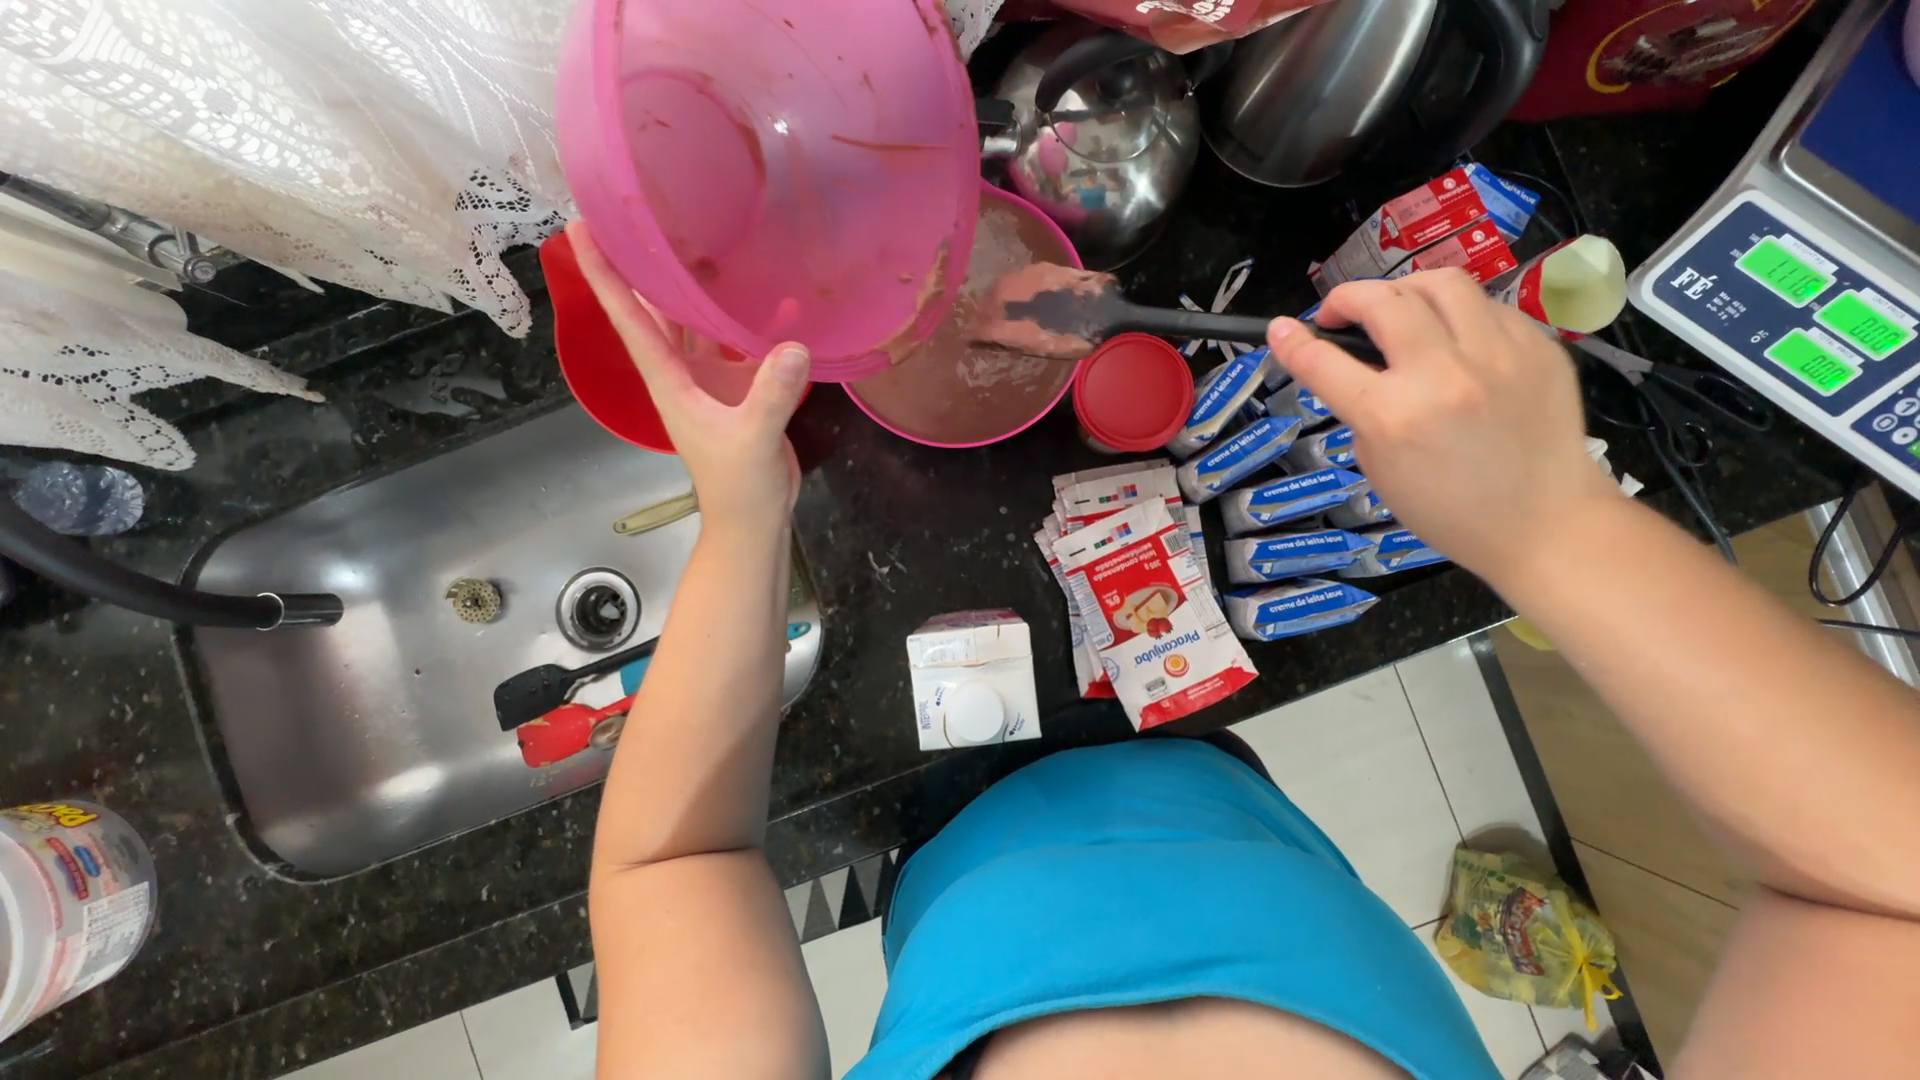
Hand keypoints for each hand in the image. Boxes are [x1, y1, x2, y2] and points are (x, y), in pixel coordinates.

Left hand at [567, 222, 809, 536]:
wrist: (754, 519)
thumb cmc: (738, 485)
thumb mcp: (752, 439)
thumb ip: (771, 394)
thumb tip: (793, 345)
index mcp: (670, 381)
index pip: (631, 320)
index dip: (605, 275)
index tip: (582, 228)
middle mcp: (684, 373)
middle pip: (658, 312)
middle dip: (649, 267)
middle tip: (647, 215)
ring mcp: (712, 382)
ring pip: (700, 325)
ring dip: (703, 289)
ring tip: (710, 240)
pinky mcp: (742, 391)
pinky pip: (745, 347)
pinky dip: (760, 326)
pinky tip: (784, 305)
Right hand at [1265, 270, 1621, 580]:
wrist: (1541, 522)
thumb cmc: (1446, 509)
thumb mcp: (1378, 466)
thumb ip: (1362, 408)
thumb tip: (1349, 364)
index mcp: (1393, 417)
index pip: (1325, 362)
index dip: (1292, 342)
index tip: (1279, 330)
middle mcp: (1444, 376)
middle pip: (1384, 301)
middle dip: (1347, 298)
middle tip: (1339, 313)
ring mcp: (1499, 355)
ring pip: (1441, 284)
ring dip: (1403, 290)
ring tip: (1396, 309)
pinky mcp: (1538, 347)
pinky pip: (1486, 308)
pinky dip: (1455, 316)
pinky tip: (1451, 339)